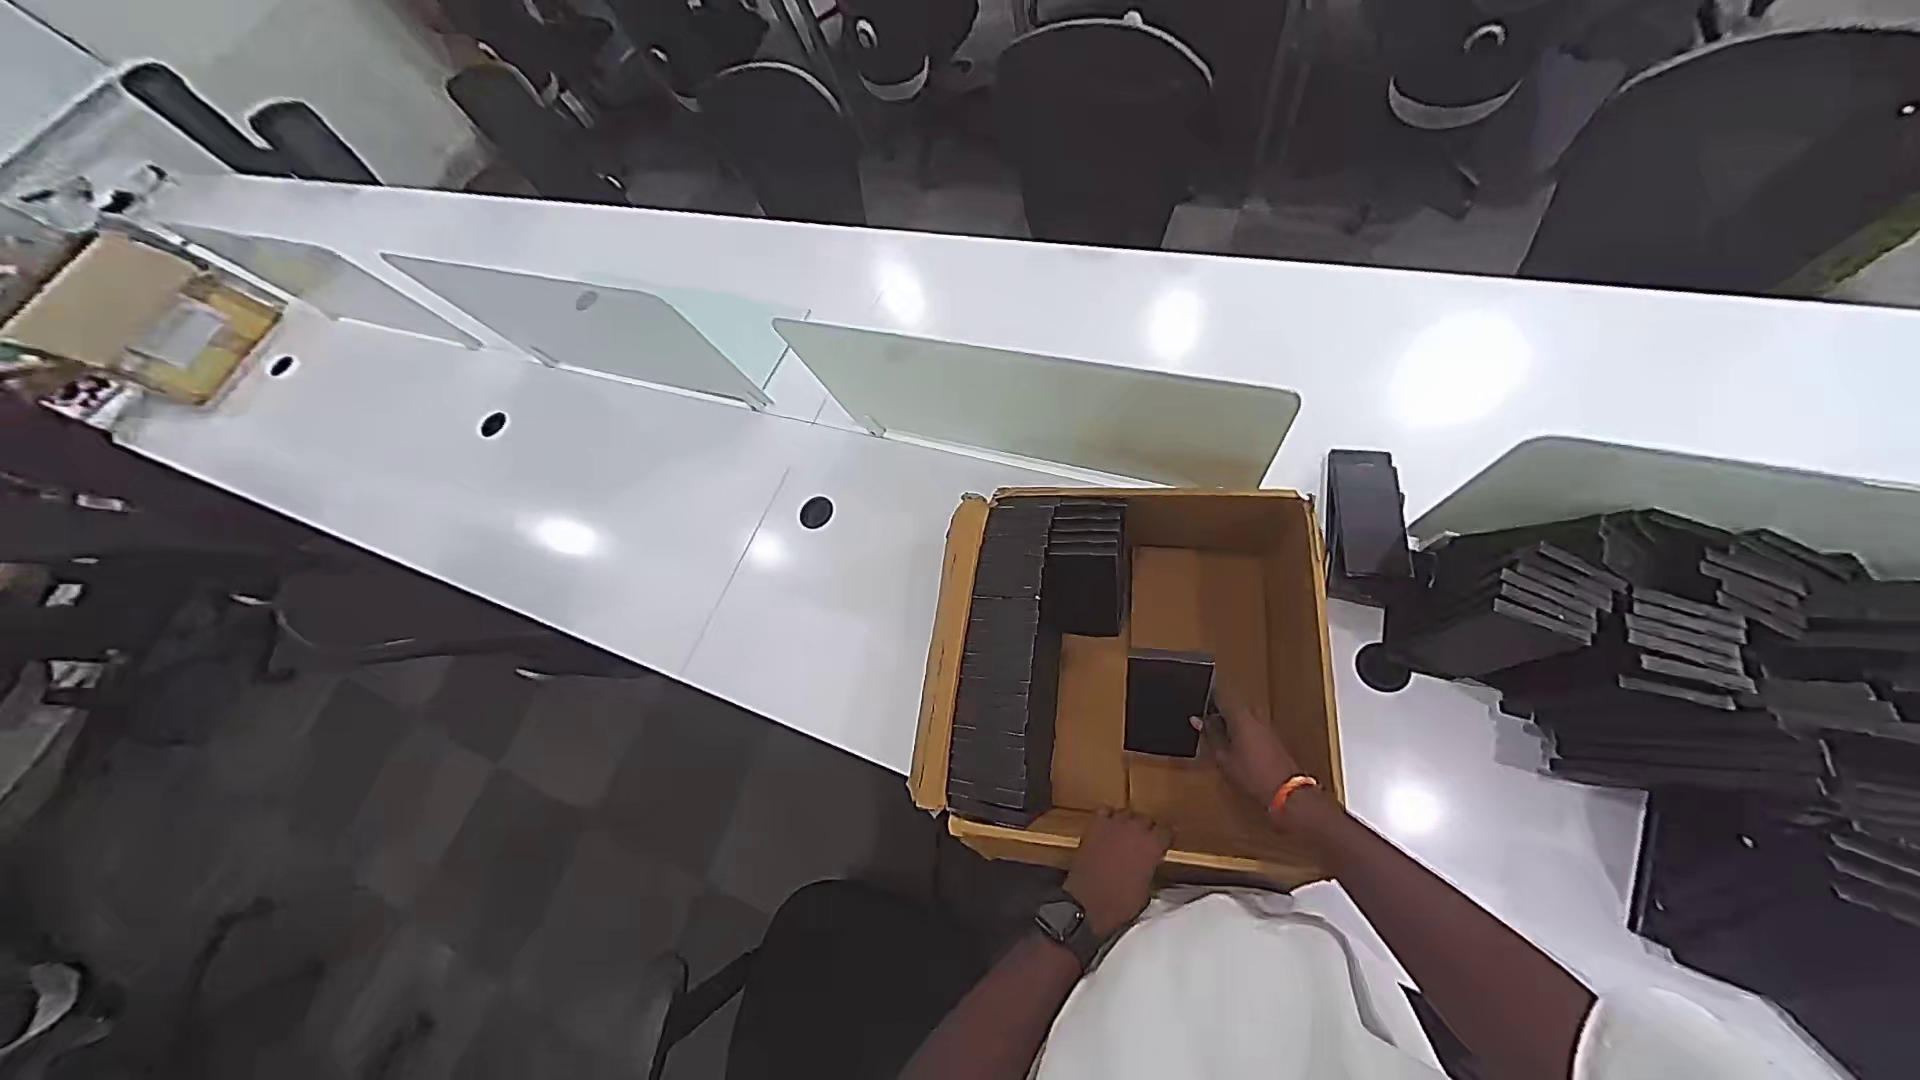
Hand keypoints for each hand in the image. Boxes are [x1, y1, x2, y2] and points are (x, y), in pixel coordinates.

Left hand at [1064, 808, 1170, 936]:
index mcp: (1153, 845)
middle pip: (1147, 819)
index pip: (1167, 830)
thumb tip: (1150, 862)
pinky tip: (1109, 826)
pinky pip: (1105, 811)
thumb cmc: (1121, 902)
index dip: (1166, 837)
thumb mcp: (1146, 889)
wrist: (1089, 901)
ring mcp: (1114, 823)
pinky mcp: (1095, 824)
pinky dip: (1109, 816)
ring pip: (1128, 812)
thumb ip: (1151, 868)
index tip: (1164, 842)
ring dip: (1130, 822)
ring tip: (1127, 834)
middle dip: (1148, 829)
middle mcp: (1136, 828)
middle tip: (1145, 841)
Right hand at [1191, 691, 1301, 811]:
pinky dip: (1243, 736)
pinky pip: (1253, 729)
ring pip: (1243, 720)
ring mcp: (1267, 725)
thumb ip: (1210, 734)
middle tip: (1208, 735)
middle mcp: (1255, 715)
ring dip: (1232, 729)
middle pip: (1231, 710)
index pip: (1219, 700)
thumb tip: (1197, 719)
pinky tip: (1239, 752)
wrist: (1286, 791)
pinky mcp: (1274, 737)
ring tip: (1222, 746)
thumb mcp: (1223, 756)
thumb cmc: (1250, 773)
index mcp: (1240, 715)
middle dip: (1219, 719)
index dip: (1206, 707)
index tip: (1198, 717)